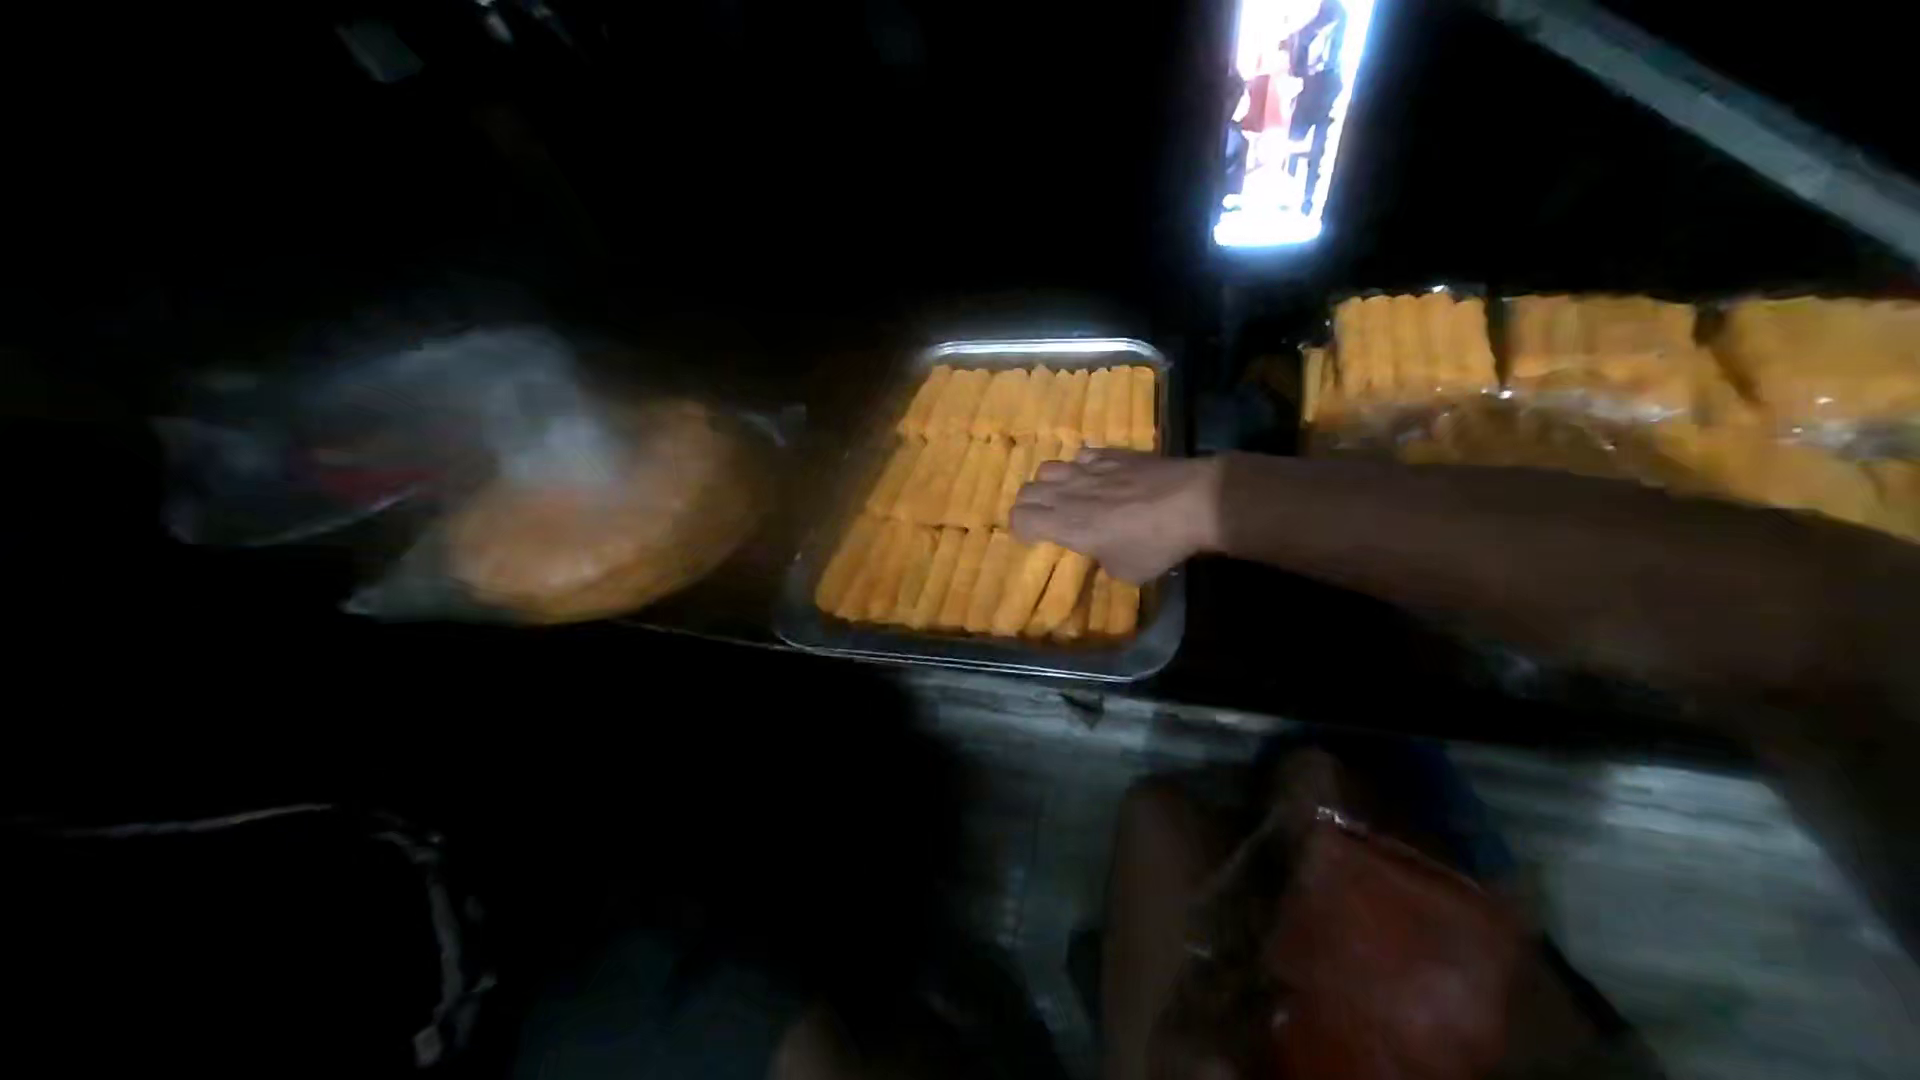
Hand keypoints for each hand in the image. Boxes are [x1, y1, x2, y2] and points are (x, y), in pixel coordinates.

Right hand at [1010, 449, 1222, 583]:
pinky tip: (1095, 476)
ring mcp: (1088, 468)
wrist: (1194, 502)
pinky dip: (1080, 466)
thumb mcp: (1125, 571)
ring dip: (1050, 484)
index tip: (1035, 539)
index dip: (1021, 530)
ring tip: (1066, 495)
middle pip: (1026, 491)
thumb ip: (1101, 560)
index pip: (1019, 518)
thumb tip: (1100, 551)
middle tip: (1045, 518)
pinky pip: (1081, 454)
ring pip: (1048, 468)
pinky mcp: (1110, 454)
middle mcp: (1068, 493)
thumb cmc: (1156, 544)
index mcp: (1065, 524)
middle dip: (1029, 506)